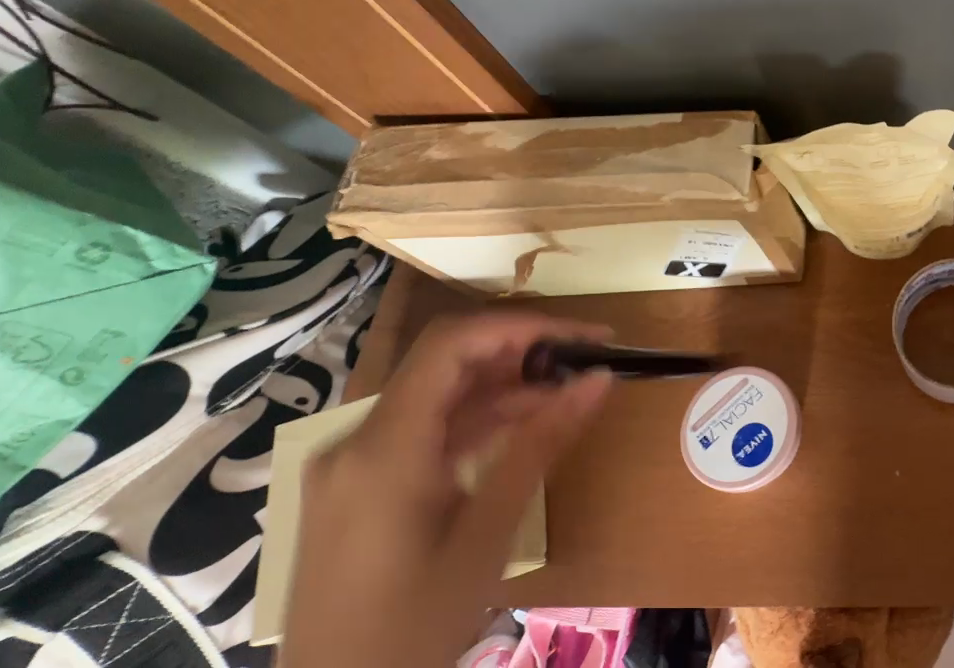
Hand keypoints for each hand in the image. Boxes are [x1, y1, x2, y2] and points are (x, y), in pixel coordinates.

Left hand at [280, 313, 614, 667]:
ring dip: (505, 388)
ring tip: (571, 395)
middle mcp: (358, 441)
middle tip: (590, 362)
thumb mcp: (488, 533)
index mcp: (383, 446)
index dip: (524, 327)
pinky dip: (479, 422)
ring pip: (439, 397)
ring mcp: (355, 464)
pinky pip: (426, 432)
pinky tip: (527, 429)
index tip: (587, 337)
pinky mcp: (361, 487)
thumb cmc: (414, 626)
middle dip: (522, 353)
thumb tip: (599, 377)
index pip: (453, 344)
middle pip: (446, 364)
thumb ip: (540, 444)